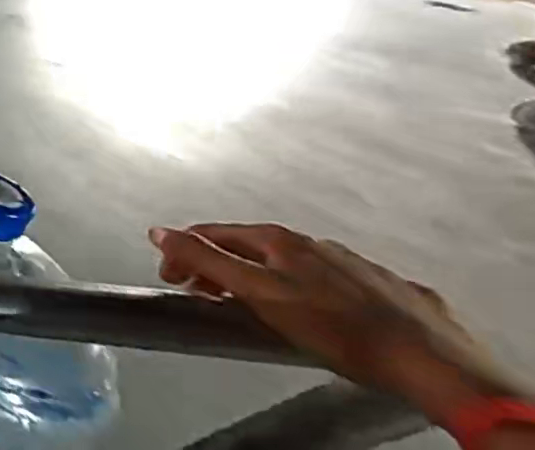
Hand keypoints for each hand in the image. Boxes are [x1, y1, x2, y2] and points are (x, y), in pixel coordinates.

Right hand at [151, 224, 526, 428]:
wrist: (441, 370)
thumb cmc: (340, 330)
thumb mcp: (257, 292)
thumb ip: (204, 258)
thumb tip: (158, 231)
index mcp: (278, 239)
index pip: (211, 234)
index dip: (183, 253)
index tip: (174, 279)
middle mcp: (315, 243)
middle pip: (251, 247)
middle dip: (221, 266)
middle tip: (208, 294)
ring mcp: (359, 265)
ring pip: (297, 265)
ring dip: (268, 279)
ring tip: (263, 308)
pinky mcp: (396, 292)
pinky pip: (342, 285)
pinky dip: (318, 294)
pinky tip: (326, 315)